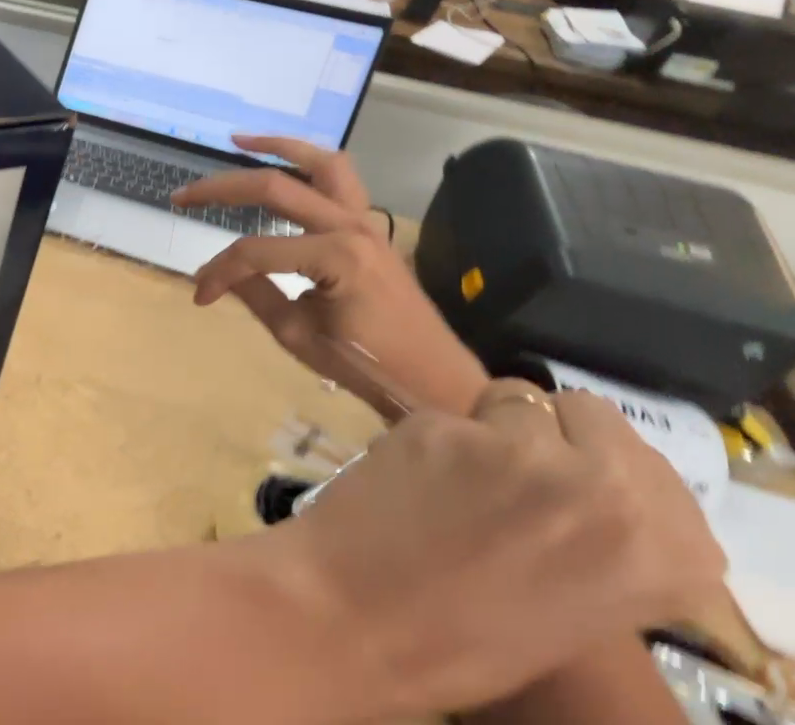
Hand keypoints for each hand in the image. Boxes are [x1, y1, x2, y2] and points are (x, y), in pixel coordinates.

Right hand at [172, 136, 486, 414]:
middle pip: (276, 188)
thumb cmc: (367, 364)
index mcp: (334, 258)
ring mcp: (366, 223)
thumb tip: (210, 278)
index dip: (219, 271)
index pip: (255, 252)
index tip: (201, 296)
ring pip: (321, 164)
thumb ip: (254, 295)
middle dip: (221, 190)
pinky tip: (282, 166)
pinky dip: (308, 165)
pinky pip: (340, 181)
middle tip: (181, 197)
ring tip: (238, 141)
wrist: (435, 379)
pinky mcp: (371, 229)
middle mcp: (351, 227)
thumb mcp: (299, 335)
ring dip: (279, 148)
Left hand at [277, 379, 727, 716]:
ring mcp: (525, 452)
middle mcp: (615, 490)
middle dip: (546, 431)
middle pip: (589, 413)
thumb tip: (587, 472)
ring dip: (482, 428)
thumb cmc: (469, 636)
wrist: (358, 622)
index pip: (647, 463)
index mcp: (675, 550)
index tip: (561, 485)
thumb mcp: (583, 598)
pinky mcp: (445, 428)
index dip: (594, 463)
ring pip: (512, 397)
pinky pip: (444, 415)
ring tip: (450, 479)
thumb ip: (603, 533)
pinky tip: (404, 478)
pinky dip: (425, 438)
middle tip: (503, 472)